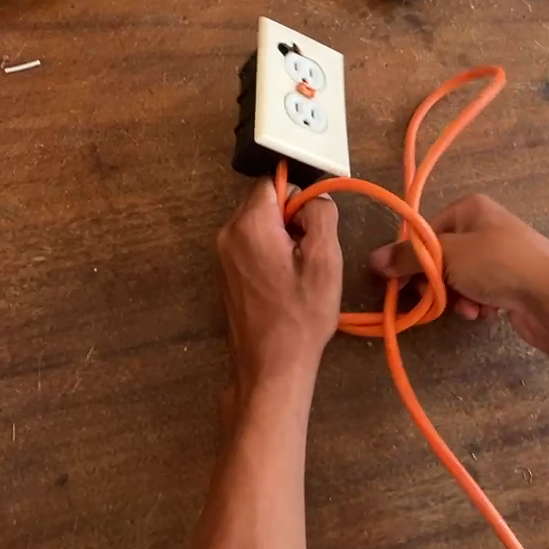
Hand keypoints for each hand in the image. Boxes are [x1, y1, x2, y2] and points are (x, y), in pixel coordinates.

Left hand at [215, 180, 342, 395]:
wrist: (271, 367)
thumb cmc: (300, 315)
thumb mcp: (325, 259)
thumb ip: (320, 214)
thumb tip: (313, 198)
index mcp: (249, 224)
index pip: (274, 180)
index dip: (300, 197)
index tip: (313, 227)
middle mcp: (228, 233)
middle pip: (264, 201)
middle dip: (291, 217)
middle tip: (310, 251)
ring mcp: (223, 255)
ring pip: (259, 223)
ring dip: (283, 236)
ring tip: (299, 269)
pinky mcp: (227, 272)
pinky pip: (252, 243)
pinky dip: (271, 252)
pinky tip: (285, 281)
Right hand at [368, 194, 548, 350]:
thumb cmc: (498, 264)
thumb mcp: (447, 258)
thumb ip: (408, 259)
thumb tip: (373, 259)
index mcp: (470, 208)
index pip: (426, 231)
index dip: (412, 258)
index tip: (401, 282)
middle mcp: (485, 225)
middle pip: (442, 256)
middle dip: (437, 282)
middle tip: (432, 300)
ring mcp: (500, 254)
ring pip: (459, 277)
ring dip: (457, 297)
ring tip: (468, 308)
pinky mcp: (511, 280)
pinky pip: (480, 290)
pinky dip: (477, 303)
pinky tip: (485, 312)